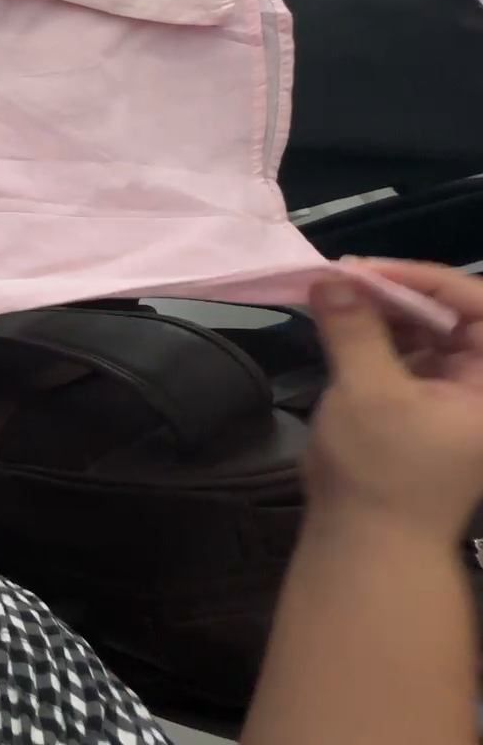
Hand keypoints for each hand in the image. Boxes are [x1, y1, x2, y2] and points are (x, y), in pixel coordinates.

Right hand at [306, 260, 482, 541]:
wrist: (372, 526)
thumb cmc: (386, 463)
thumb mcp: (368, 392)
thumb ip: (353, 331)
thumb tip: (331, 279)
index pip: (482, 307)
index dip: (423, 280)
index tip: (357, 269)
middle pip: (455, 313)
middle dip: (395, 290)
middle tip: (334, 279)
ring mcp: (457, 387)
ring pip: (426, 327)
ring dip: (378, 308)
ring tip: (327, 294)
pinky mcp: (422, 394)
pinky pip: (404, 348)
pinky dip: (370, 330)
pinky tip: (334, 319)